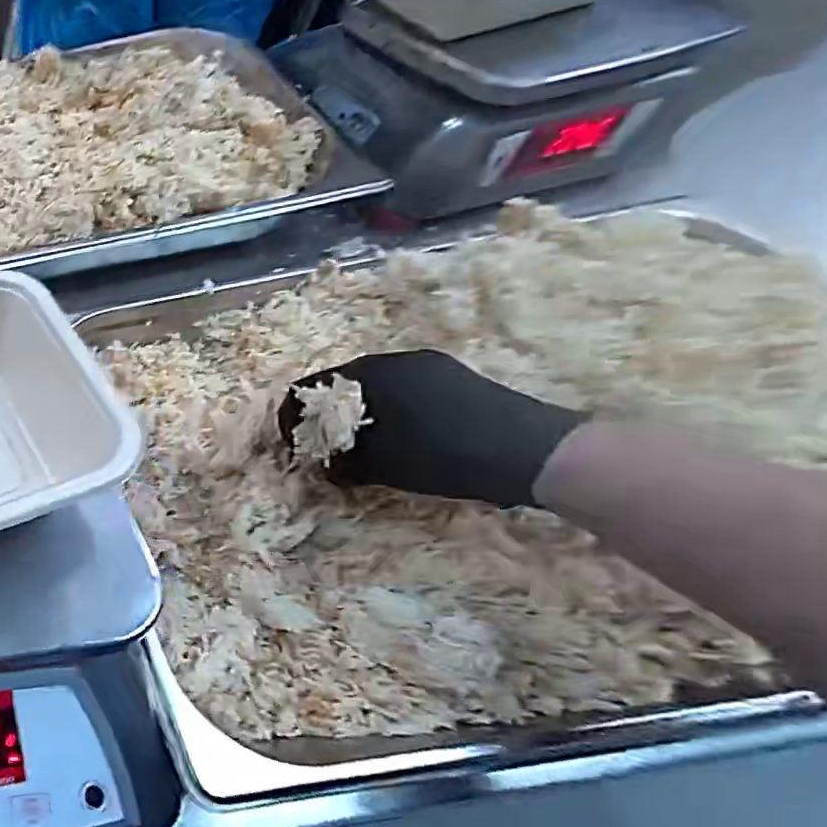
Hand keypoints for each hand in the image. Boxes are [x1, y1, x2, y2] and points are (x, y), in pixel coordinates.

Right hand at [276, 349, 585, 507]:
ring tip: (364, 446)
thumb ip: (343, 463)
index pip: (312, 387)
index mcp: (370, 372)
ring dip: (361, 414)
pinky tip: (405, 438)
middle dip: (329, 415)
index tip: (294, 445)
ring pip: (377, 387)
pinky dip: (391, 412)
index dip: (294, 417)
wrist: (533, 450)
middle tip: (326, 448)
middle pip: (343, 383)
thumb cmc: (446, 455)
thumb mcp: (384, 466)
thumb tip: (321, 467)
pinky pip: (406, 390)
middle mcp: (395, 359)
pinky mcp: (455, 377)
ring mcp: (429, 365)